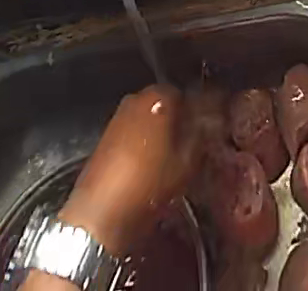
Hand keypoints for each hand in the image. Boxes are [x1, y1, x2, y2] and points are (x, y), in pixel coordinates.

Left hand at [59, 84, 197, 255]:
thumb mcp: (186, 164)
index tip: (209, 126)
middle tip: (192, 139)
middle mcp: (138, 98)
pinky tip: (151, 158)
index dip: (201, 110)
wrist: (98, 214)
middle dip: (180, 117)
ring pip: (149, 114)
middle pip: (168, 101)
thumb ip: (200, 137)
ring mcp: (119, 115)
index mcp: (160, 98)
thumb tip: (207, 125)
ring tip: (173, 151)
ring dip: (161, 127)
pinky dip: (145, 137)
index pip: (189, 94)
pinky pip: (134, 127)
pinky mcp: (106, 134)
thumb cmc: (148, 184)